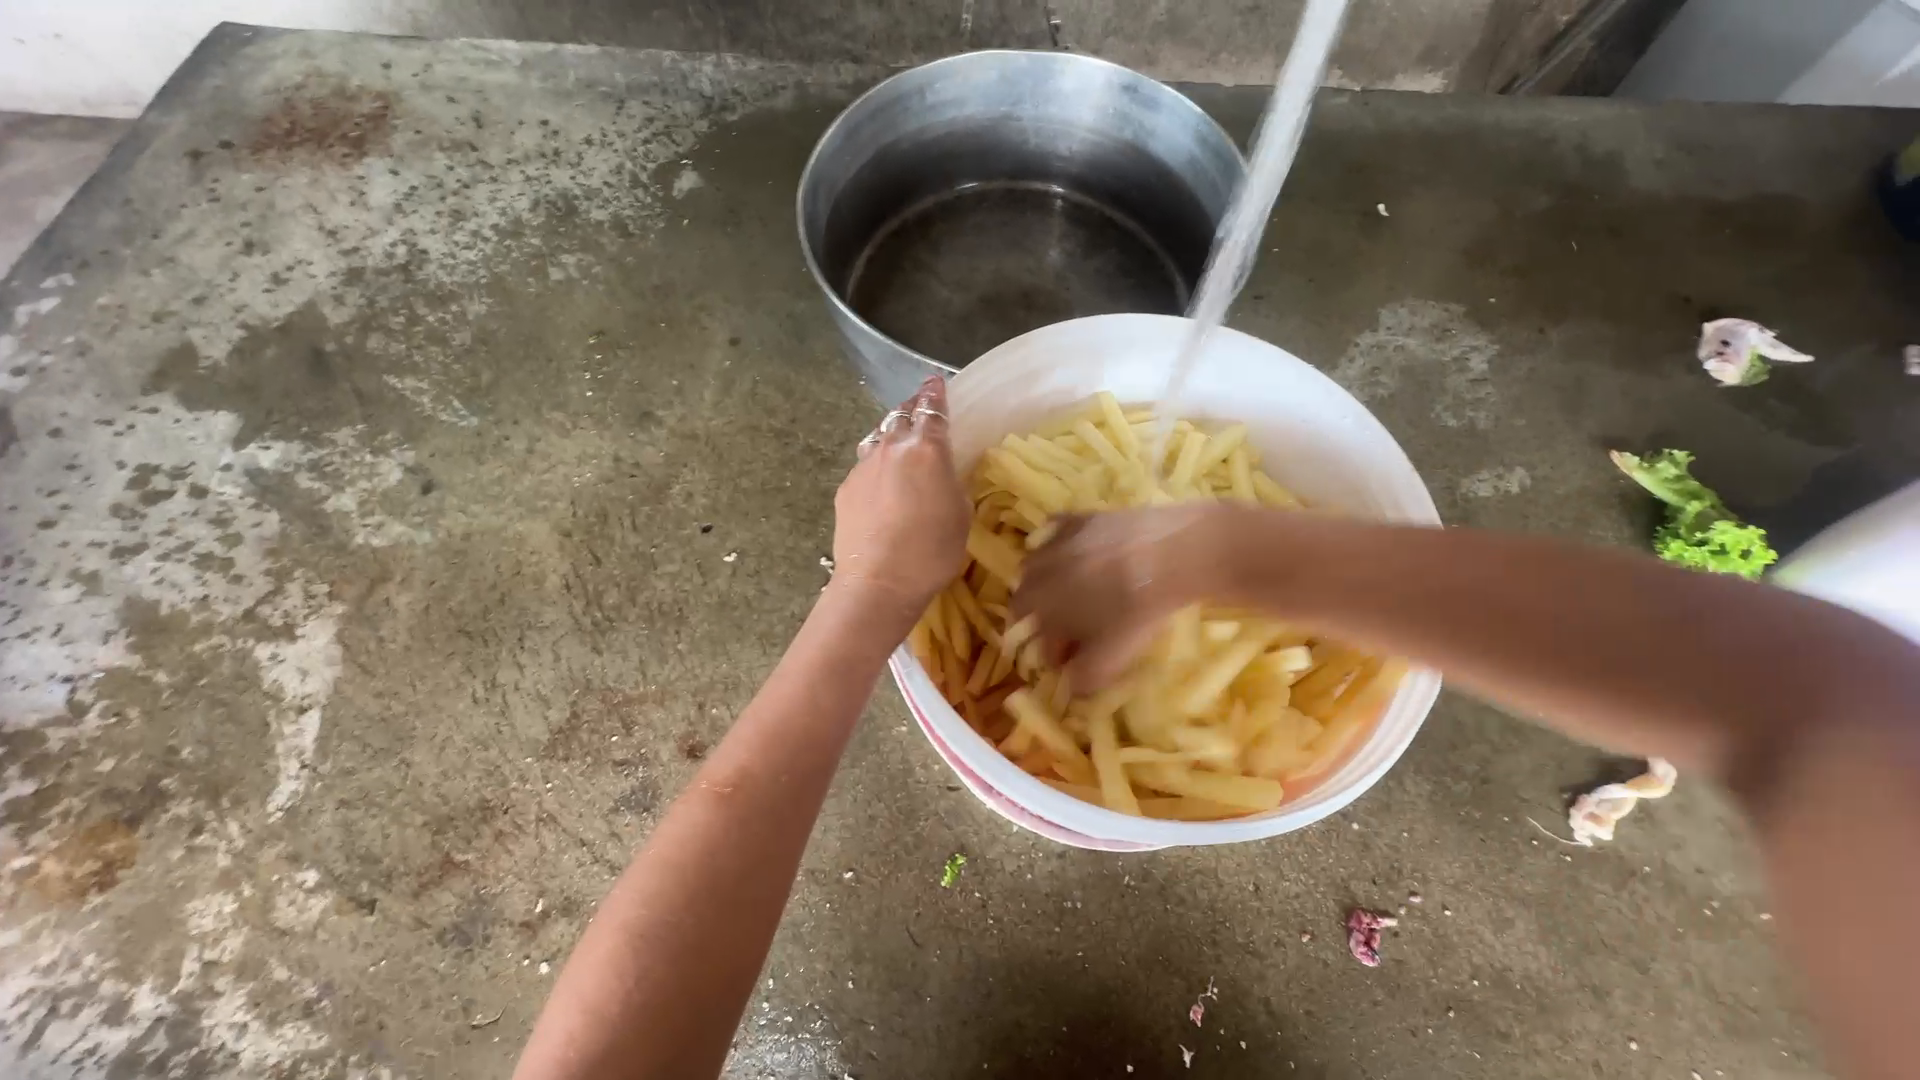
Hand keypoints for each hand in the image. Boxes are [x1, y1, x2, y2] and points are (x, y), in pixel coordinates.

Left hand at [830, 376, 969, 620]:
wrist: (877, 582)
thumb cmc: (931, 552)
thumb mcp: (961, 514)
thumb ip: (952, 482)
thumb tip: (942, 473)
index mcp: (927, 449)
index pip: (932, 409)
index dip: (935, 393)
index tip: (935, 381)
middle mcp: (892, 448)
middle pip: (901, 415)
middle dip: (912, 407)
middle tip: (920, 406)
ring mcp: (864, 466)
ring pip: (879, 437)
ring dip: (891, 433)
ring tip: (899, 440)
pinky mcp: (846, 488)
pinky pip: (866, 465)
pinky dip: (877, 464)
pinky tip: (882, 482)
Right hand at [1014, 503, 1237, 690]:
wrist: (1174, 554)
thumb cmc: (1141, 608)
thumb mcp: (1116, 652)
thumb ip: (1088, 675)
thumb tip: (1073, 689)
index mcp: (1045, 609)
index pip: (1039, 641)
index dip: (1053, 655)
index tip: (1068, 662)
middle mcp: (1040, 575)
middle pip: (1025, 601)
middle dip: (1036, 618)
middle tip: (1061, 628)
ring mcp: (1057, 543)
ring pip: (1033, 565)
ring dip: (1040, 582)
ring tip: (1064, 590)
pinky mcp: (1079, 517)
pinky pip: (1052, 529)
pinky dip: (1051, 540)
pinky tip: (1068, 549)